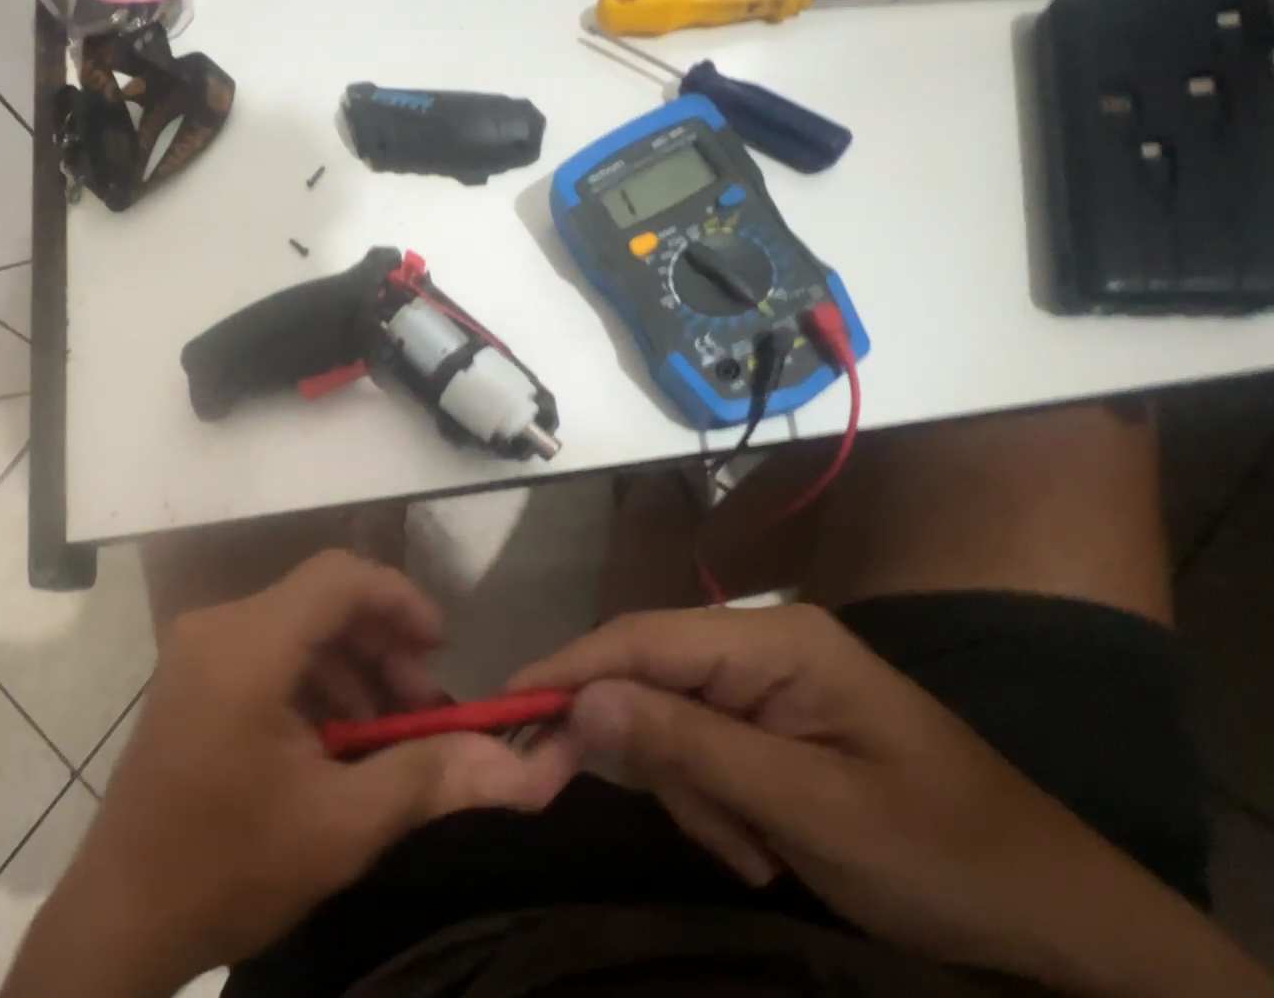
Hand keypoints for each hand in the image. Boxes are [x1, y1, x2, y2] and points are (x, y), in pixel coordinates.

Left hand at [6, 551, 576, 996]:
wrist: (121, 917)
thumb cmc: (229, 866)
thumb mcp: (343, 825)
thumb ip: (430, 776)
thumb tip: (516, 765)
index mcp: (246, 648)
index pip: (339, 578)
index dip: (401, 599)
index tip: (442, 649)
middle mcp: (216, 629)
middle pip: (320, 602)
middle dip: (383, 647)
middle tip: (426, 709)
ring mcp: (197, 654)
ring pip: (297, 629)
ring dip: (353, 670)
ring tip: (390, 735)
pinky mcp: (193, 680)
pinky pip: (268, 655)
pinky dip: (315, 684)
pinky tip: (339, 742)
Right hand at [511, 604, 1271, 997]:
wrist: (1052, 917)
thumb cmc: (938, 854)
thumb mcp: (805, 805)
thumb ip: (686, 742)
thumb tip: (578, 696)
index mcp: (776, 641)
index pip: (640, 637)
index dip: (566, 669)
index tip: (503, 709)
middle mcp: (763, 646)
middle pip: (647, 677)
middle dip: (648, 753)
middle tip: (670, 821)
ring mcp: (766, 685)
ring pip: (668, 721)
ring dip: (688, 791)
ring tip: (743, 849)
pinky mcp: (770, 724)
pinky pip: (701, 750)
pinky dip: (710, 801)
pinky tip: (754, 846)